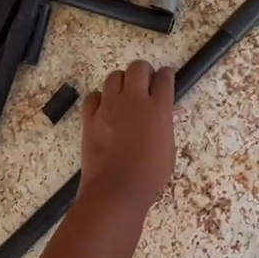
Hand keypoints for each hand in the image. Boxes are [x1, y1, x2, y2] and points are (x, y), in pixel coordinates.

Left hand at [77, 61, 175, 216]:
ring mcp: (109, 106)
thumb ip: (166, 126)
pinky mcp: (90, 116)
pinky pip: (93, 96)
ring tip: (123, 95)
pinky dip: (99, 99)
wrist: (116, 189)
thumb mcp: (168, 150)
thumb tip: (168, 113)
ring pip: (114, 77)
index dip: (166, 74)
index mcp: (158, 109)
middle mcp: (134, 100)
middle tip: (144, 82)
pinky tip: (103, 109)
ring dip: (121, 82)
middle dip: (143, 71)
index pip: (164, 78)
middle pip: (138, 68)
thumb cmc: (149, 175)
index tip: (166, 76)